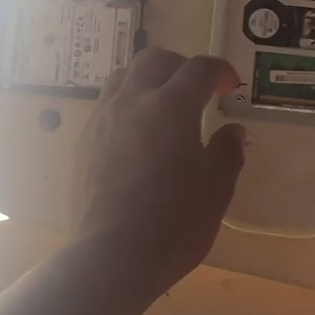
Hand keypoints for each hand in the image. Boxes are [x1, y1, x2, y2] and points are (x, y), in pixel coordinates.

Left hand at [76, 48, 245, 293]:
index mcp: (171, 106)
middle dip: (179, 66)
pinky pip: (105, 108)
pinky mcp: (82, 142)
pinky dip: (125, 108)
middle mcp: (133, 101)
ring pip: (123, 77)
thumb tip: (232, 133)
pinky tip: (135, 137)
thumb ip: (227, 153)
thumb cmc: (174, 222)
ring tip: (161, 106)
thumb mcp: (216, 189)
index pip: (199, 69)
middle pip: (154, 59)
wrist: (113, 254)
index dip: (219, 71)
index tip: (230, 86)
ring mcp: (102, 119)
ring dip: (147, 81)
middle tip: (196, 90)